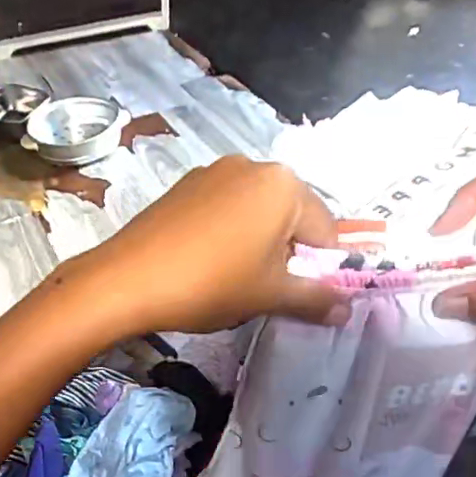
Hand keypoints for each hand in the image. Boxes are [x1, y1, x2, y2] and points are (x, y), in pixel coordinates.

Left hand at [67, 156, 348, 334]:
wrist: (128, 280)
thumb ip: (315, 299)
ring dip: (261, 245)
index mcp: (284, 185)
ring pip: (258, 213)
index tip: (305, 296)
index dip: (322, 269)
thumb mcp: (270, 296)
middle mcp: (254, 165)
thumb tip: (347, 310)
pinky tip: (211, 263)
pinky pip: (227, 210)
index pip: (326, 231)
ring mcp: (216, 171)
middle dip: (290, 254)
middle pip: (292, 217)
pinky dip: (231, 235)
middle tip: (268, 290)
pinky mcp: (187, 185)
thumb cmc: (213, 284)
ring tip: (236, 279)